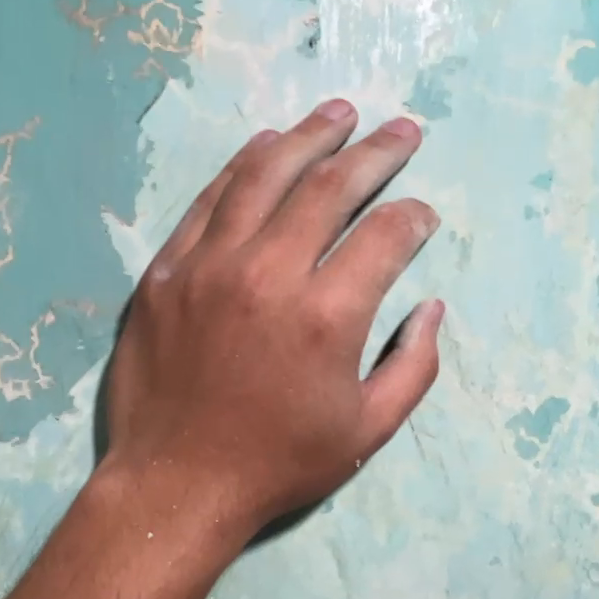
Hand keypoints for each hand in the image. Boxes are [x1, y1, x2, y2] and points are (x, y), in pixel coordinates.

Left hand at [100, 99, 444, 537]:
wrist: (176, 484)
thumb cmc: (279, 463)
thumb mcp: (368, 432)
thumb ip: (413, 367)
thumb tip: (431, 308)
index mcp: (327, 316)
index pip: (386, 236)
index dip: (413, 217)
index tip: (424, 214)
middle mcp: (269, 273)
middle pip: (330, 187)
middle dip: (376, 153)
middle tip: (402, 130)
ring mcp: (210, 265)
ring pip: (264, 176)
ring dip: (308, 138)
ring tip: (339, 113)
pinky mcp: (167, 271)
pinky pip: (209, 202)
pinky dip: (241, 167)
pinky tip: (265, 146)